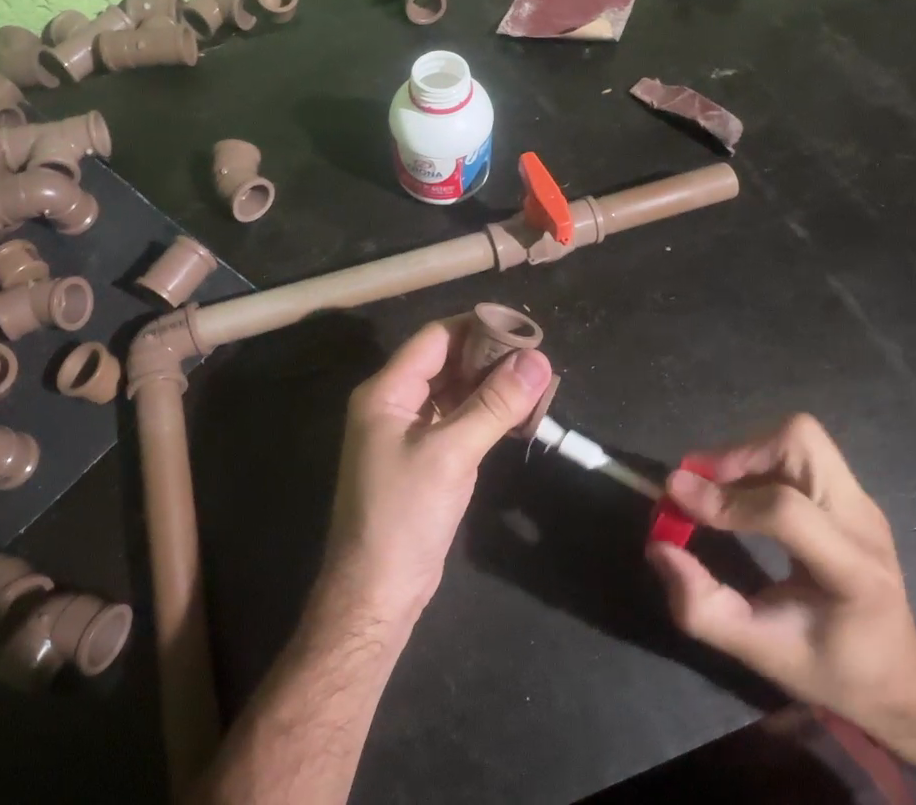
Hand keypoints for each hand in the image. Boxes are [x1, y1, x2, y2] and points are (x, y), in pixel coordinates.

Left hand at [321, 319, 552, 622]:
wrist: (376, 589)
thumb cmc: (404, 514)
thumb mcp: (451, 453)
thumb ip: (494, 404)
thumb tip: (537, 360)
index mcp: (385, 392)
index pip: (434, 339)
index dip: (477, 328)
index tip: (524, 329)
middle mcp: (393, 405)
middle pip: (445, 364)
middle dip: (489, 358)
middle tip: (538, 359)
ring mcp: (407, 434)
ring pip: (454, 394)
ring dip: (491, 388)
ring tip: (538, 384)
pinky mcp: (423, 461)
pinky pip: (457, 423)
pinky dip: (485, 416)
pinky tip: (519, 417)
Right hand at [646, 414, 915, 746]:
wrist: (897, 679)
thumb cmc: (828, 669)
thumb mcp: (757, 652)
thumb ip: (702, 605)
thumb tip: (658, 547)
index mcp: (852, 572)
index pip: (786, 510)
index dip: (724, 499)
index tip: (673, 495)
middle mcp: (864, 523)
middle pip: (802, 443)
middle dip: (739, 453)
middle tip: (699, 484)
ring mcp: (862, 504)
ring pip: (800, 438)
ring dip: (747, 454)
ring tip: (716, 489)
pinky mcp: (852, 496)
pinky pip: (800, 455)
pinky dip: (759, 463)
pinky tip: (739, 499)